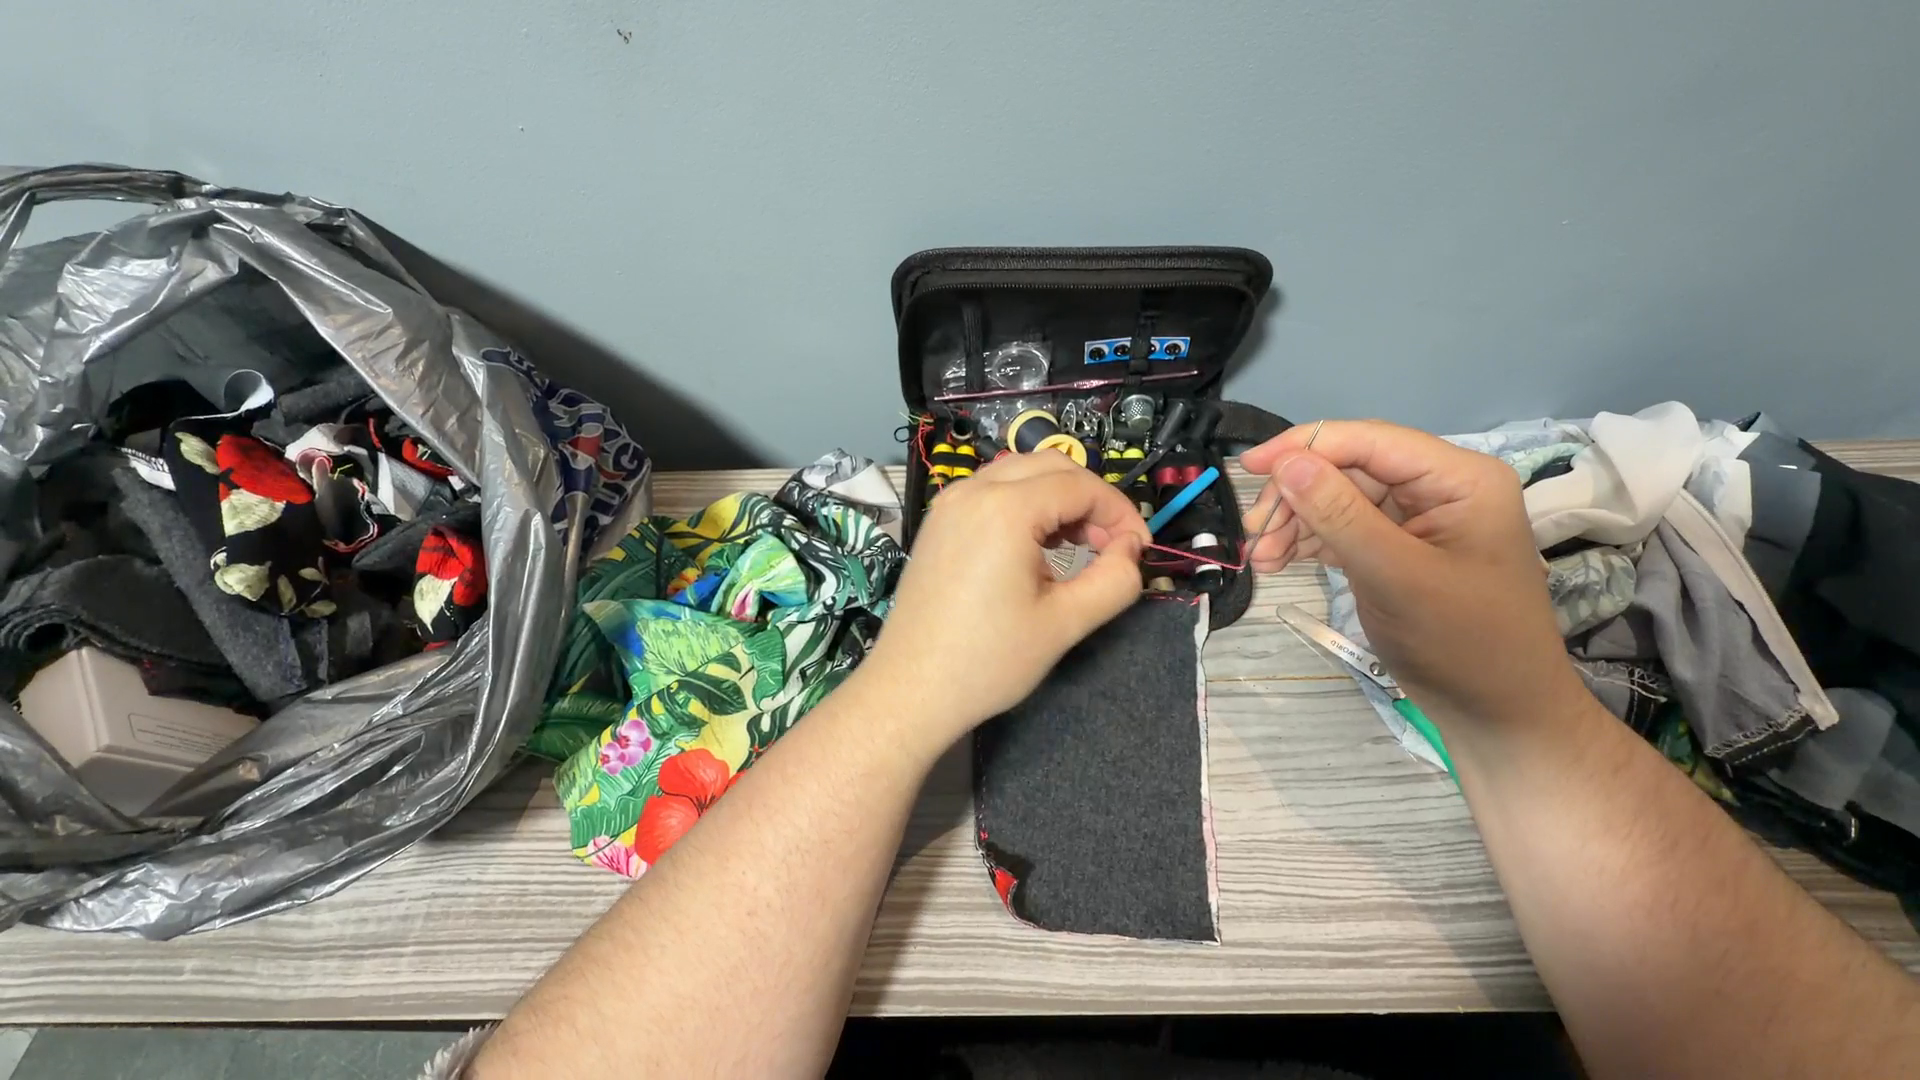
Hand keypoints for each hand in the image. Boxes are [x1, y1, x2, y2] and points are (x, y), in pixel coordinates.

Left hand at [862, 450, 1148, 752]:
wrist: (911, 689)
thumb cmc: (987, 661)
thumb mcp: (1064, 624)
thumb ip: (1114, 580)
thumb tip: (1131, 550)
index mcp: (1005, 510)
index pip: (1080, 485)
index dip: (1119, 511)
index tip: (1138, 549)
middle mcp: (973, 492)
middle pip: (1051, 465)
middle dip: (1090, 497)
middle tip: (1110, 544)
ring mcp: (949, 503)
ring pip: (1019, 472)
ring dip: (1057, 497)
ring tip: (1078, 544)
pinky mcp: (938, 522)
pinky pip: (991, 491)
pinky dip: (1024, 503)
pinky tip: (1036, 546)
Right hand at [1241, 420, 1585, 730]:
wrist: (1498, 715)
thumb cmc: (1463, 643)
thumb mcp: (1396, 575)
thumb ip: (1340, 514)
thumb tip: (1286, 464)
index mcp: (1458, 479)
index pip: (1369, 440)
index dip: (1305, 447)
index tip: (1247, 468)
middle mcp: (1437, 489)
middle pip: (1347, 469)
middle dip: (1296, 497)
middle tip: (1254, 534)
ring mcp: (1415, 521)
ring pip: (1336, 500)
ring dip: (1294, 523)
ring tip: (1260, 558)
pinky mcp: (1395, 551)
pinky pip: (1340, 530)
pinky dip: (1306, 543)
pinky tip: (1277, 563)